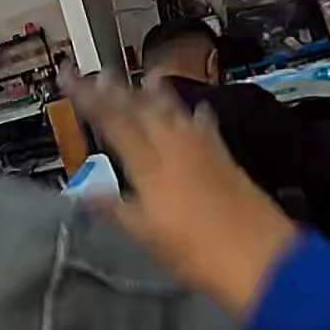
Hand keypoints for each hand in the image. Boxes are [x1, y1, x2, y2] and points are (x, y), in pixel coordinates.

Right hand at [70, 78, 298, 317]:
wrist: (260, 256)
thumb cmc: (197, 253)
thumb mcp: (148, 237)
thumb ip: (117, 209)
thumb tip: (86, 192)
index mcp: (150, 166)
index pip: (112, 121)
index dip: (87, 97)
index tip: (69, 76)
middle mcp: (175, 148)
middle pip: (142, 109)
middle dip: (118, 89)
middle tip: (101, 72)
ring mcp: (203, 150)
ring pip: (175, 111)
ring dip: (156, 93)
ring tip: (146, 75)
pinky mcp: (226, 158)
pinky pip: (205, 126)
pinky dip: (195, 115)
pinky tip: (196, 109)